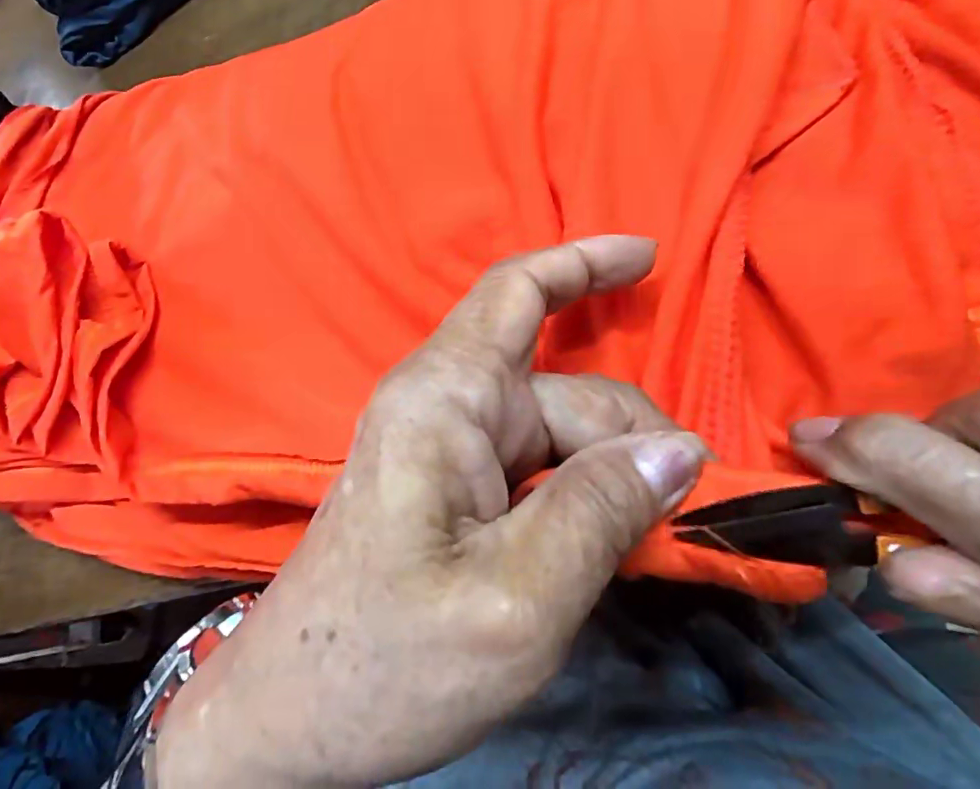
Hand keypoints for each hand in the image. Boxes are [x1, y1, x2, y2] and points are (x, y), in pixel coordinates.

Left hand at [153, 237, 709, 785]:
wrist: (291, 723)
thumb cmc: (388, 660)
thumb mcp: (517, 597)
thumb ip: (602, 512)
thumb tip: (680, 450)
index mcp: (445, 398)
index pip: (517, 293)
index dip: (584, 262)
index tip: (650, 256)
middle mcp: (445, 406)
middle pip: (564, 389)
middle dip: (632, 439)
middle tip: (688, 512)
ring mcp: (446, 449)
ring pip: (559, 436)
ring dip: (613, 478)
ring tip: (651, 544)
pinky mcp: (451, 490)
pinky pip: (538, 471)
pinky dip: (585, 496)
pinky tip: (614, 542)